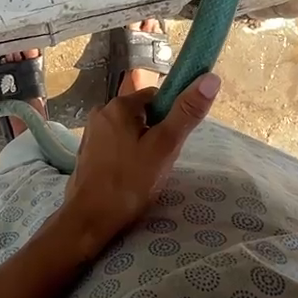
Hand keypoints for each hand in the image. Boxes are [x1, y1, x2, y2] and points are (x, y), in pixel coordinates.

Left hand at [62, 75, 220, 248]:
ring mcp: (91, 132)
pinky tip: (130, 177)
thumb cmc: (129, 182)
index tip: (174, 141)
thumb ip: (186, 113)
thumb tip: (210, 78)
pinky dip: (127, 156)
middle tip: (160, 162)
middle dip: (156, 134)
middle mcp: (101, 111)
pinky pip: (116, 145)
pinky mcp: (87, 150)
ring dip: (142, 146)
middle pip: (142, 114)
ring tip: (146, 173)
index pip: (156, 96)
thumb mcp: (164, 147)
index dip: (170, 117)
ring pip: (129, 131)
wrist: (89, 219)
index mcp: (119, 105)